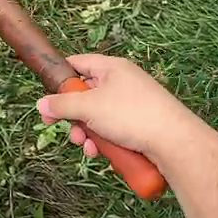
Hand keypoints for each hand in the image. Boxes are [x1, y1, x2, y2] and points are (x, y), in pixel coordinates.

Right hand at [37, 54, 206, 166]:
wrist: (176, 143)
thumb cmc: (132, 116)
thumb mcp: (89, 107)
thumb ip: (61, 104)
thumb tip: (41, 105)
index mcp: (112, 68)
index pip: (77, 64)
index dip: (60, 79)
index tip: (48, 97)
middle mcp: (123, 82)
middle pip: (86, 95)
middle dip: (74, 117)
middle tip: (70, 132)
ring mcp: (133, 104)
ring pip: (98, 117)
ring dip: (88, 134)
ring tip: (89, 148)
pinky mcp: (141, 124)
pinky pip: (114, 130)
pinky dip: (105, 142)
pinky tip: (102, 154)